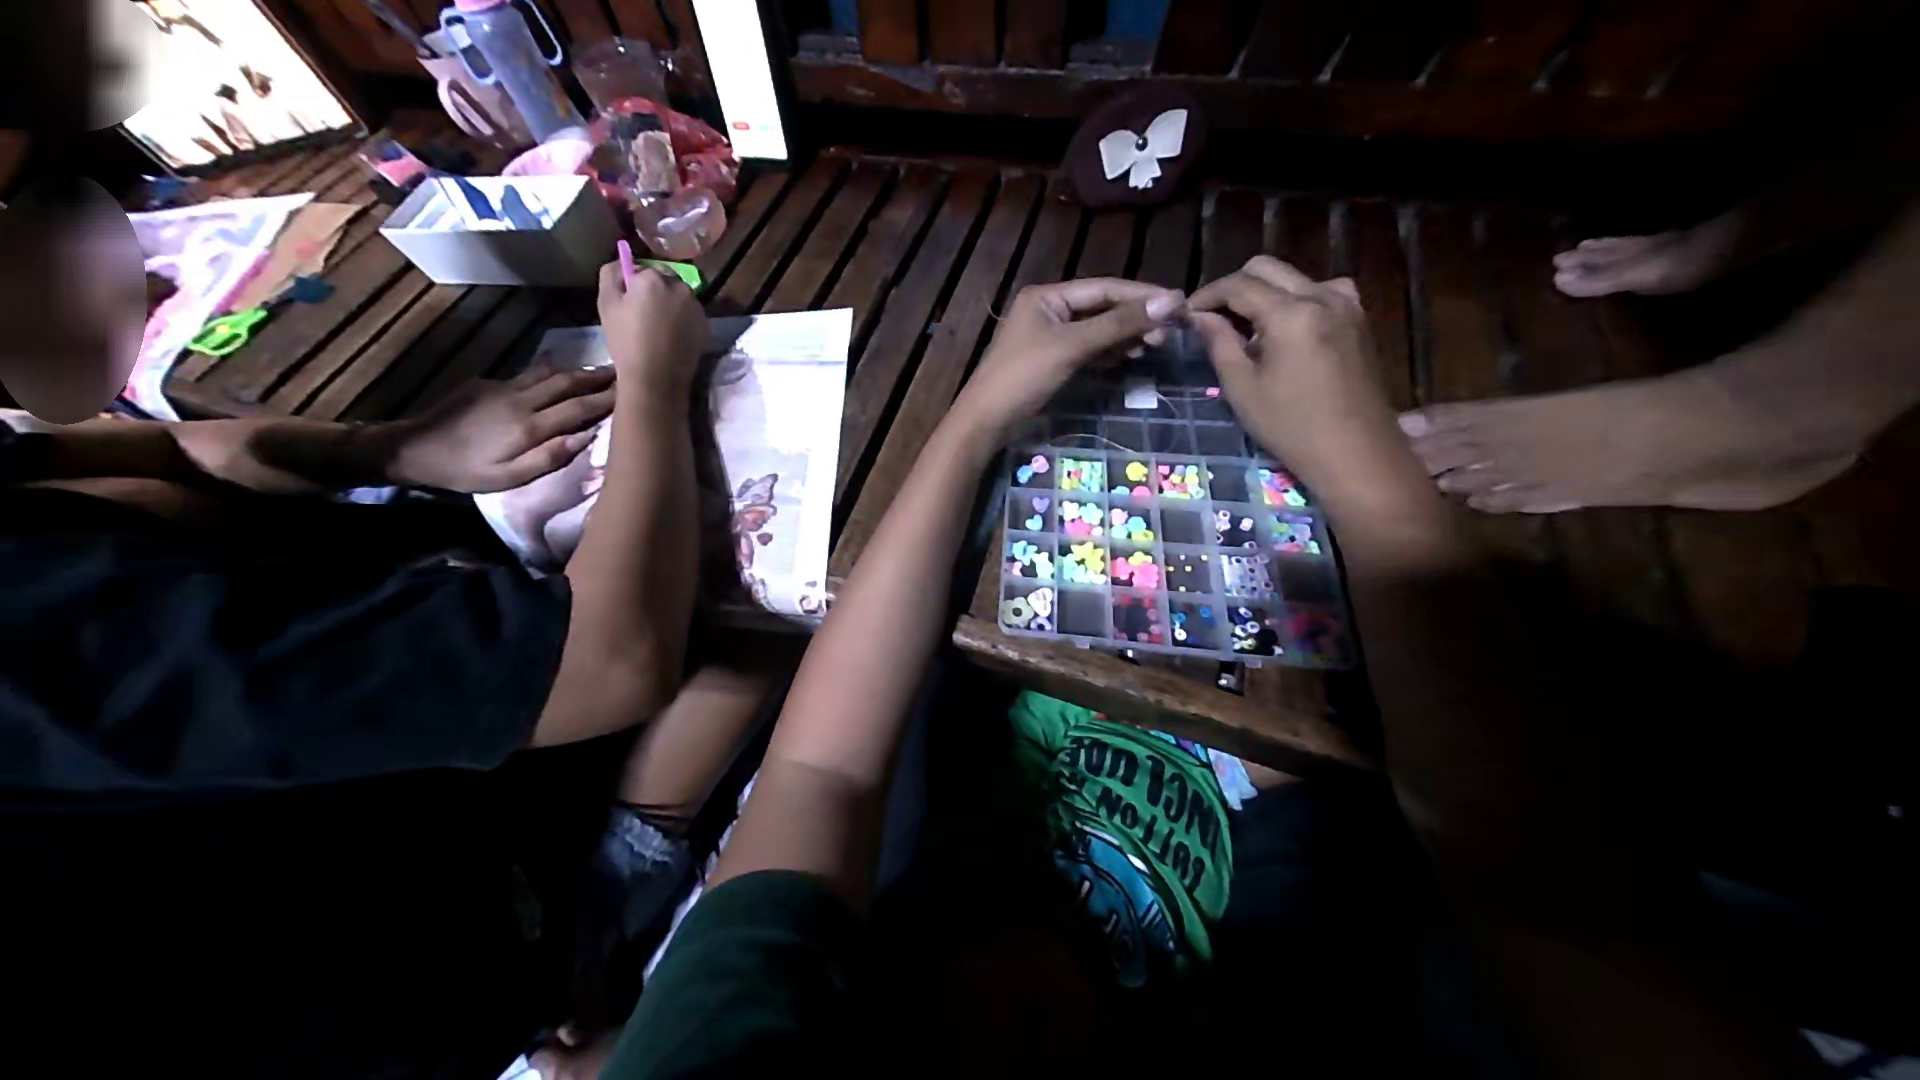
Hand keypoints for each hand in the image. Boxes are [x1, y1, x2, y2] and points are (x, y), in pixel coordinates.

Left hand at [384, 364, 615, 491]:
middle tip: (624, 373)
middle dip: (598, 378)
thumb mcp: (508, 477)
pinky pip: (529, 374)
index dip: (607, 400)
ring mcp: (504, 388)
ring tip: (600, 370)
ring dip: (578, 371)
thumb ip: (548, 458)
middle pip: (568, 384)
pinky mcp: (489, 384)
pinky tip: (561, 375)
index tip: (631, 394)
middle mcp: (521, 401)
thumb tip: (586, 438)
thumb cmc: (465, 471)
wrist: (413, 447)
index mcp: (530, 427)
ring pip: (550, 374)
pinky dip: (553, 372)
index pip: (579, 409)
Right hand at [597, 262, 704, 400]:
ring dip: (670, 304)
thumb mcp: (606, 303)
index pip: (643, 269)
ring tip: (659, 328)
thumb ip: (611, 274)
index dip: (634, 285)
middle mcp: (681, 287)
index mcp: (654, 278)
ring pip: (679, 297)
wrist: (657, 377)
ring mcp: (697, 306)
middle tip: (644, 315)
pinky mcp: (706, 325)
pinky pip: (690, 313)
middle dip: (655, 291)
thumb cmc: (627, 341)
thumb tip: (623, 261)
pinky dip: (682, 319)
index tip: (629, 303)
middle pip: (665, 280)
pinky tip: (672, 336)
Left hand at [949, 278, 1182, 442]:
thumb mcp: (1072, 347)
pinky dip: (1111, 352)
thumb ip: (1119, 324)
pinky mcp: (1053, 360)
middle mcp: (1049, 309)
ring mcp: (1050, 336)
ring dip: (1127, 336)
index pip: (1104, 288)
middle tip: (1172, 331)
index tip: (1180, 303)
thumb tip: (1169, 300)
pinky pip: (1089, 349)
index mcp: (1047, 296)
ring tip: (1157, 345)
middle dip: (1137, 318)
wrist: (987, 420)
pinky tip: (1132, 356)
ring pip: (1098, 330)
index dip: (1143, 295)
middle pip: (1103, 307)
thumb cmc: (1023, 377)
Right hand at [1189, 256, 1403, 486]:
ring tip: (1247, 327)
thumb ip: (1219, 343)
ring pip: (1295, 277)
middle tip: (1213, 318)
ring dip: (1265, 292)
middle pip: (1268, 269)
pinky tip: (1283, 332)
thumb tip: (1199, 317)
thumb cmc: (1290, 426)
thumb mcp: (1242, 387)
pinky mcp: (1359, 320)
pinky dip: (1294, 301)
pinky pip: (1319, 292)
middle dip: (1234, 287)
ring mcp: (1347, 305)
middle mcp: (1323, 295)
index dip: (1207, 295)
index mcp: (1291, 312)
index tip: (1187, 314)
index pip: (1239, 284)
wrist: (1355, 452)